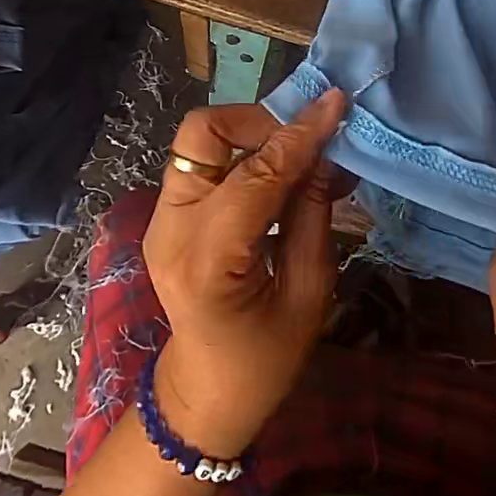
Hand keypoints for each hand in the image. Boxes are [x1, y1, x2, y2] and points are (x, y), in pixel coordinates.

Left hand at [142, 90, 347, 455]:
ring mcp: (160, 218)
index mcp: (207, 260)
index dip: (298, 137)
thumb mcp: (309, 295)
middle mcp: (171, 227)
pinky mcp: (165, 214)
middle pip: (203, 134)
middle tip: (305, 138)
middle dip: (259, 121)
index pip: (254, 176)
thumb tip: (327, 155)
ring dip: (249, 133)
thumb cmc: (266, 360)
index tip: (334, 105)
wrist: (205, 390)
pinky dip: (240, 154)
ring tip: (296, 153)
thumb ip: (314, 217)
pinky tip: (275, 173)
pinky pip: (202, 162)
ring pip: (198, 140)